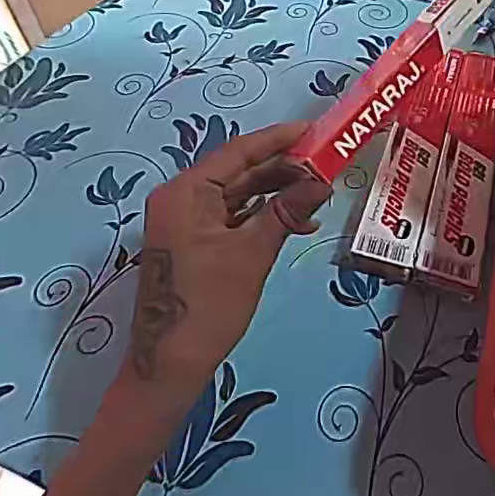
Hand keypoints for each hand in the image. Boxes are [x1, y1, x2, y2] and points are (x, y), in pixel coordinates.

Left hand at [121, 121, 331, 405]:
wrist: (170, 365)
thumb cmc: (209, 305)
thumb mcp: (254, 252)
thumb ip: (287, 210)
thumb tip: (322, 183)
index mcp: (186, 192)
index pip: (238, 152)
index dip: (278, 139)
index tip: (313, 130)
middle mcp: (181, 197)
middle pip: (239, 171)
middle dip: (283, 169)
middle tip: (325, 163)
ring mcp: (185, 219)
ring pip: (238, 194)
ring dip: (276, 194)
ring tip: (317, 193)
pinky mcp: (193, 239)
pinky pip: (232, 215)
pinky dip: (262, 216)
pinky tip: (295, 221)